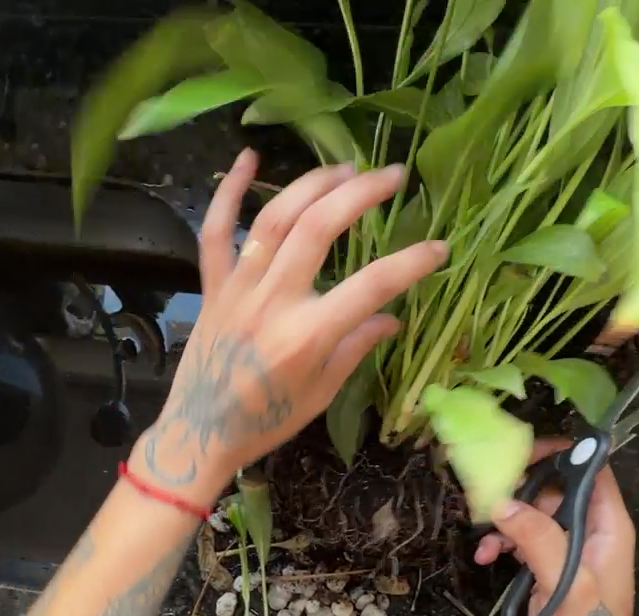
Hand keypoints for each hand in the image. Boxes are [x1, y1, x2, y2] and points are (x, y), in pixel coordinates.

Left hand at [130, 150, 449, 504]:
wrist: (199, 435)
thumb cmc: (265, 422)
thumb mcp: (320, 394)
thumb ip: (355, 349)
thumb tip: (391, 318)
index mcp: (307, 337)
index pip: (371, 286)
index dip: (411, 263)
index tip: (439, 248)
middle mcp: (272, 304)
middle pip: (318, 229)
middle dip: (361, 195)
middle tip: (392, 177)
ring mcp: (238, 291)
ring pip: (273, 220)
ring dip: (311, 185)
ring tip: (344, 169)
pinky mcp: (212, 289)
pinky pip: (216, 234)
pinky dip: (228, 193)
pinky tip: (249, 158)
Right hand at [473, 438, 638, 615]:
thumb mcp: (567, 585)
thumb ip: (539, 540)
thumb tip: (502, 505)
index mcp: (608, 527)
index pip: (591, 470)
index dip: (561, 454)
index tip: (520, 455)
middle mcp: (590, 532)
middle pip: (554, 488)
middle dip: (520, 490)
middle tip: (488, 497)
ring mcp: (568, 551)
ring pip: (533, 513)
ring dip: (505, 521)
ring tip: (485, 541)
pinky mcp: (547, 569)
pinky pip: (522, 540)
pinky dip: (501, 544)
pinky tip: (485, 557)